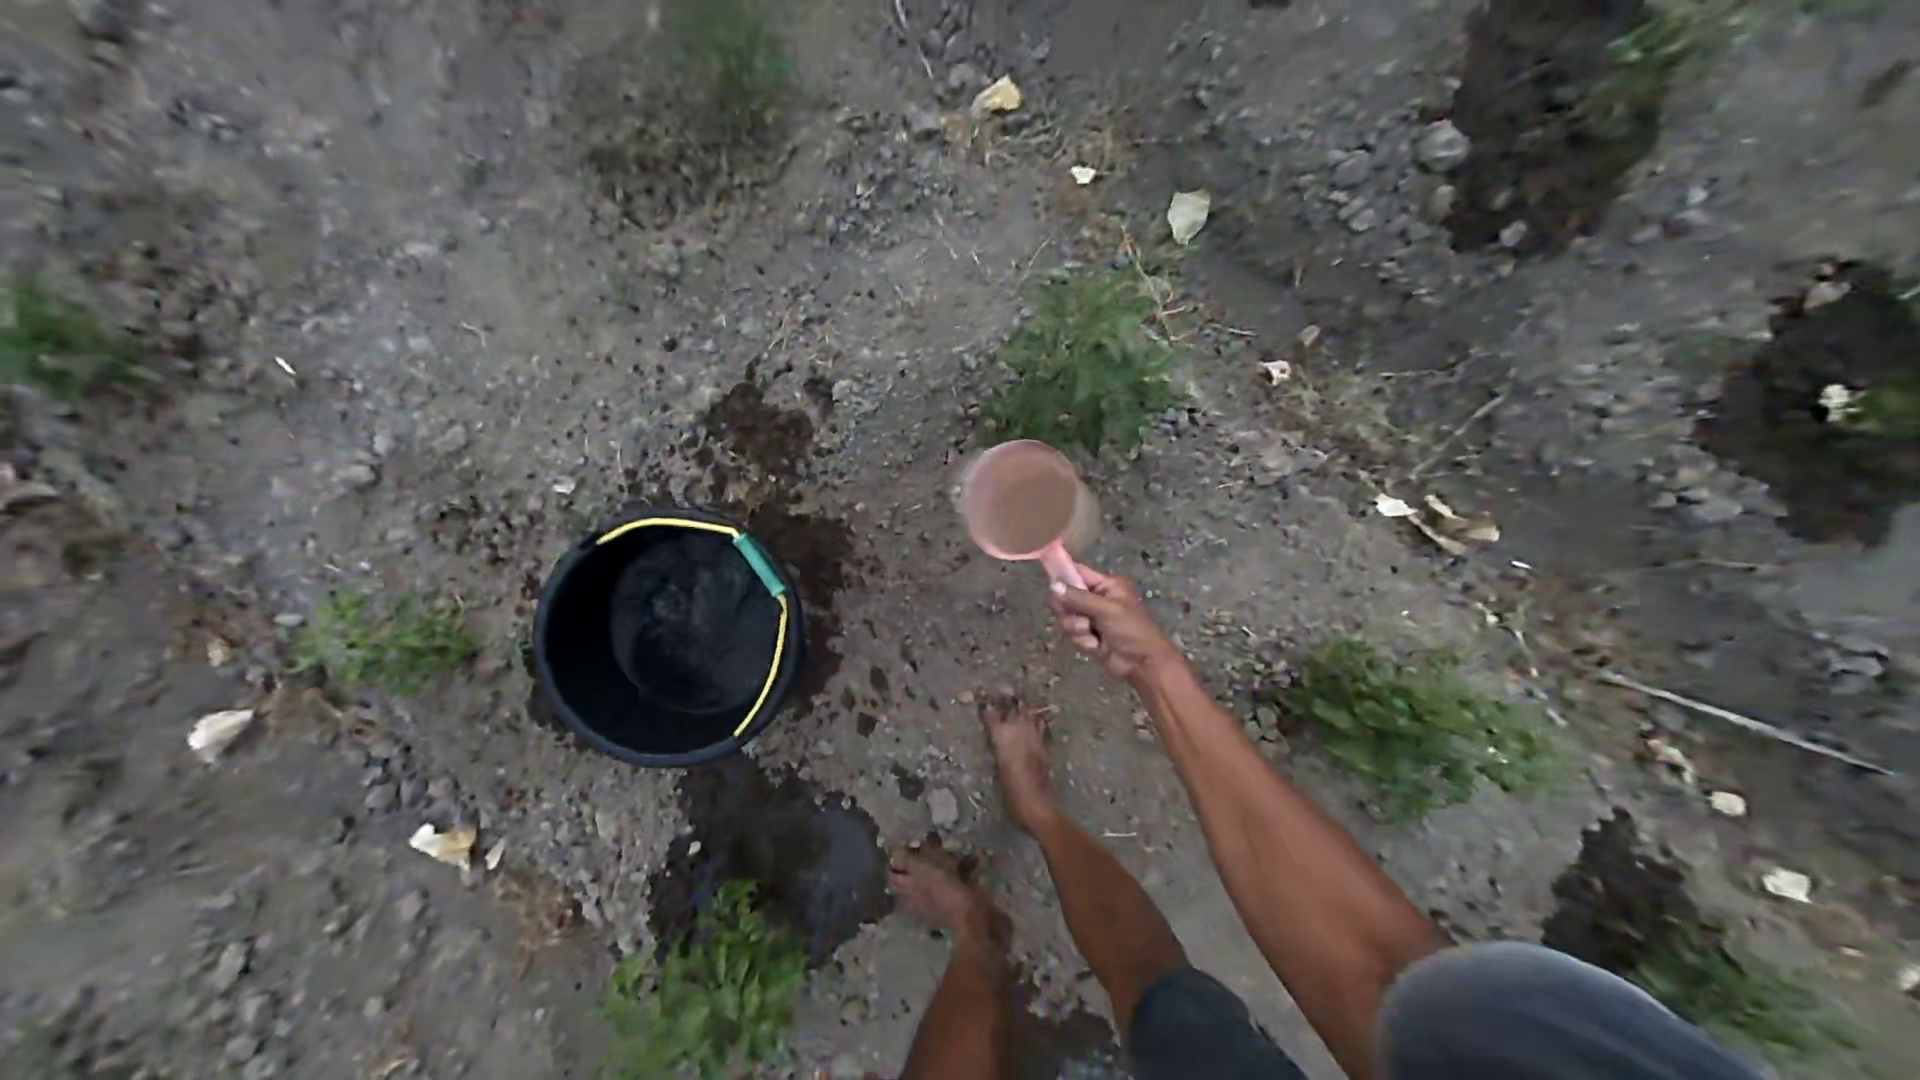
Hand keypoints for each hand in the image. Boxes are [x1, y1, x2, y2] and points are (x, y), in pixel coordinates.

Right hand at [1047, 563, 1180, 680]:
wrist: (1142, 663)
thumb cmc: (1130, 630)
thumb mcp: (1106, 610)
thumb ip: (1078, 598)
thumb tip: (1052, 585)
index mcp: (1105, 585)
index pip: (1077, 572)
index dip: (1062, 575)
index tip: (1050, 583)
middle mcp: (1096, 598)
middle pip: (1065, 596)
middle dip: (1069, 610)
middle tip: (1078, 617)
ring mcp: (1090, 617)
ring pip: (1066, 617)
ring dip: (1076, 628)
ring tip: (1092, 634)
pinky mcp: (1087, 635)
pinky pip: (1071, 633)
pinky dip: (1082, 640)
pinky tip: (1095, 646)